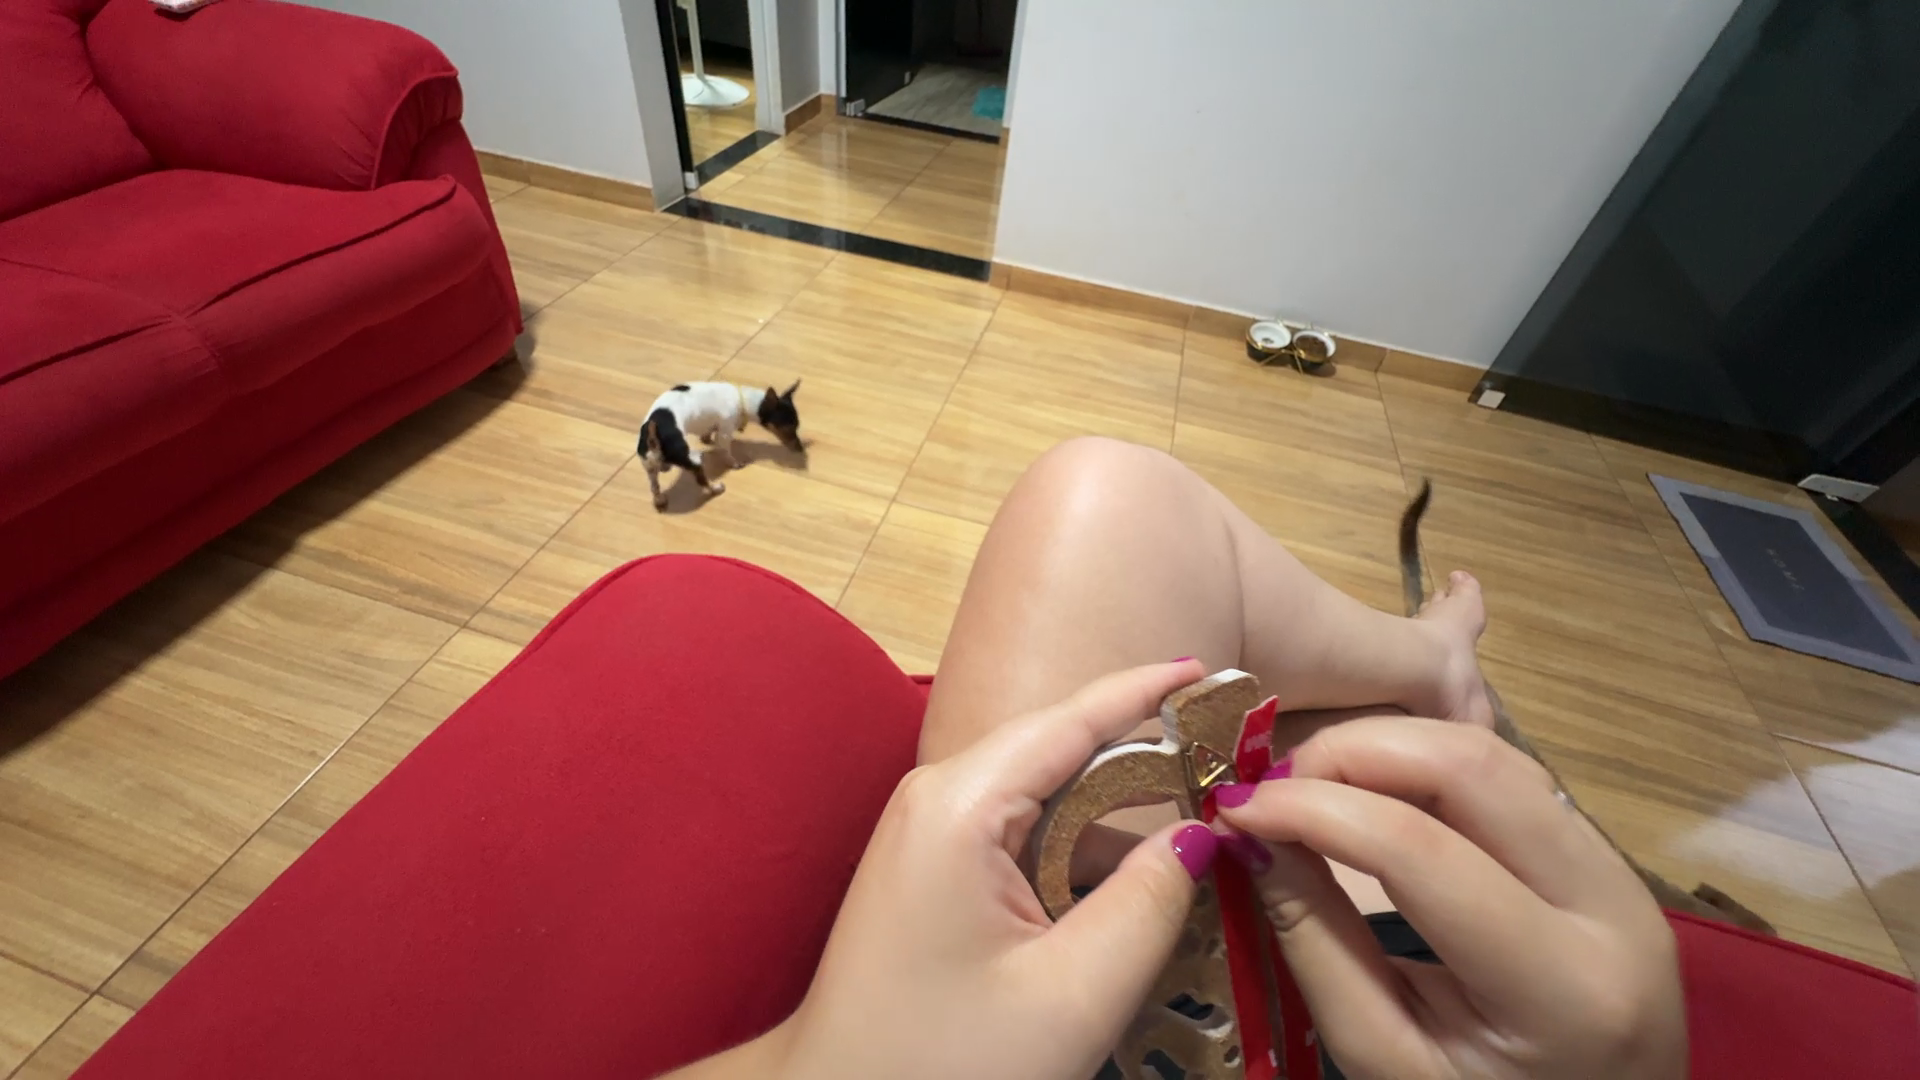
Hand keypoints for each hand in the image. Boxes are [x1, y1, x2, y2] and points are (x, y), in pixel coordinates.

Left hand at [752, 662, 1217, 1079]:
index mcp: (960, 806)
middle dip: (1137, 757)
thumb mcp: (1068, 998)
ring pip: (1041, 794)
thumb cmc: (941, 1065)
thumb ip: (1146, 907)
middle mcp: (938, 794)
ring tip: (1186, 838)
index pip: (1067, 723)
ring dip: (1108, 815)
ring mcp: (930, 822)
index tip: (1200, 667)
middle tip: (1216, 765)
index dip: (1140, 691)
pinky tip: (1118, 886)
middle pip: (1056, 751)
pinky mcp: (933, 854)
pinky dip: (1072, 848)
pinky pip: (1019, 828)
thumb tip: (1201, 836)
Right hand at [1213, 716, 1686, 1079]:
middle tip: (1276, 785)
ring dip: (1379, 746)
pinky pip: (1495, 766)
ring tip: (1312, 785)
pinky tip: (1366, 789)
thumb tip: (1244, 831)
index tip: (1236, 806)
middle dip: (1347, 752)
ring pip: (1483, 748)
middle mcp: (1610, 908)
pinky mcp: (1592, 849)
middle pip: (1465, 765)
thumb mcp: (1377, 1052)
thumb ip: (1310, 935)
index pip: (1415, 848)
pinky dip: (1413, 757)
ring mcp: (1612, 868)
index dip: (1310, 807)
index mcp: (1565, 990)